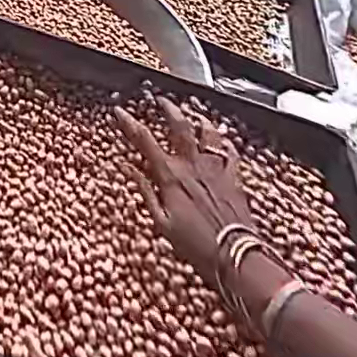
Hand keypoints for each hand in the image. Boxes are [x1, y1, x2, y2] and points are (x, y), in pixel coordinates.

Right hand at [116, 97, 255, 275]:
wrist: (236, 256)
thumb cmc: (195, 245)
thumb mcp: (161, 222)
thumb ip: (145, 191)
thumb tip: (129, 168)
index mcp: (170, 175)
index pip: (144, 139)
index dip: (129, 122)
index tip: (119, 110)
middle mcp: (192, 165)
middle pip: (180, 126)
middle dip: (168, 109)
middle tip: (160, 100)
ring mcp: (215, 169)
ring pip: (208, 133)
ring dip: (199, 120)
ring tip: (194, 114)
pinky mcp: (234, 179)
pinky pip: (231, 153)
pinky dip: (225, 142)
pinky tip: (222, 140)